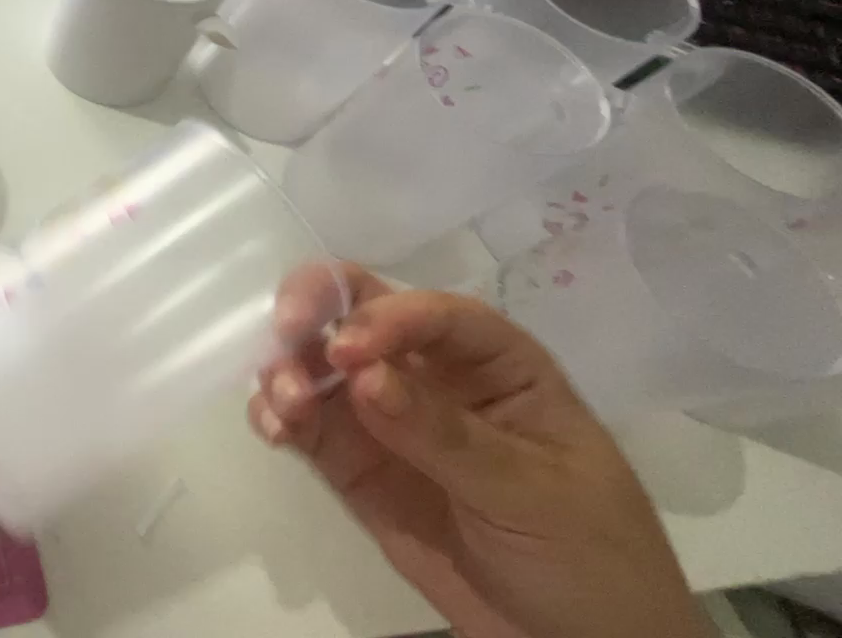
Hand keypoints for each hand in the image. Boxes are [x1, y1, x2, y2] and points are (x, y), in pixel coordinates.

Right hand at [252, 264, 706, 637]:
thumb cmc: (588, 554)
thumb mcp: (533, 492)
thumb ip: (445, 434)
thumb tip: (362, 378)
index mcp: (490, 361)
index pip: (433, 314)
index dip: (386, 316)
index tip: (349, 352)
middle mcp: (423, 369)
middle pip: (355, 307)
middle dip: (310, 306)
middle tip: (286, 332)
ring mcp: (377, 411)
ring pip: (313, 359)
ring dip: (286, 367)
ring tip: (284, 408)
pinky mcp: (346, 455)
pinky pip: (298, 418)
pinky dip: (273, 411)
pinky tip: (272, 427)